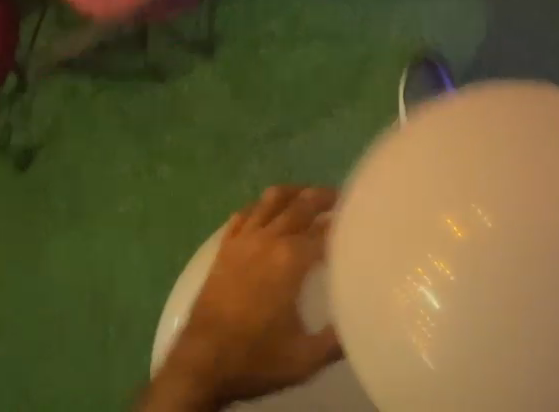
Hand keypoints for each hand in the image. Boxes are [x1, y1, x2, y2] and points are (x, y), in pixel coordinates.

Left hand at [150, 186, 342, 409]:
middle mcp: (269, 239)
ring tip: (307, 196)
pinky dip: (260, 207)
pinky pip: (244, 214)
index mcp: (292, 259)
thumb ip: (335, 340)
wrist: (200, 365)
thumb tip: (357, 325)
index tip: (358, 221)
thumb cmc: (255, 358)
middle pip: (301, 204)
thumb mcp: (305, 359)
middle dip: (323, 197)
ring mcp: (243, 240)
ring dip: (293, 193)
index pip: (325, 230)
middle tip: (340, 198)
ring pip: (271, 200)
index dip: (343, 223)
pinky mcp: (224, 248)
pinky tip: (266, 213)